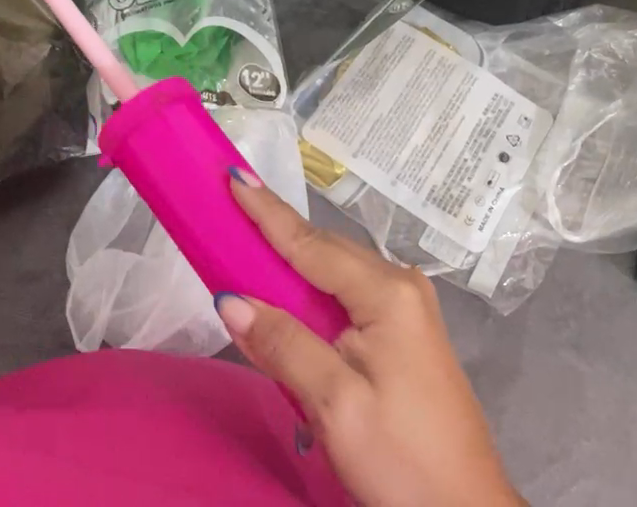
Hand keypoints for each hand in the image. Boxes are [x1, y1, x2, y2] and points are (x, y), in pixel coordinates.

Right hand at [217, 172, 522, 506]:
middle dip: (275, 233)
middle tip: (229, 211)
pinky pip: (347, 299)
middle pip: (324, 252)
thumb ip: (284, 344)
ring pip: (334, 275)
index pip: (311, 244)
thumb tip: (230, 299)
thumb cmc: (402, 457)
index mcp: (388, 293)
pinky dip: (310, 294)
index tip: (234, 178)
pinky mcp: (405, 333)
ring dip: (291, 265)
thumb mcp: (335, 404)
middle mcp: (401, 286)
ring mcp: (408, 309)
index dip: (267, 212)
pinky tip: (286, 300)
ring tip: (246, 248)